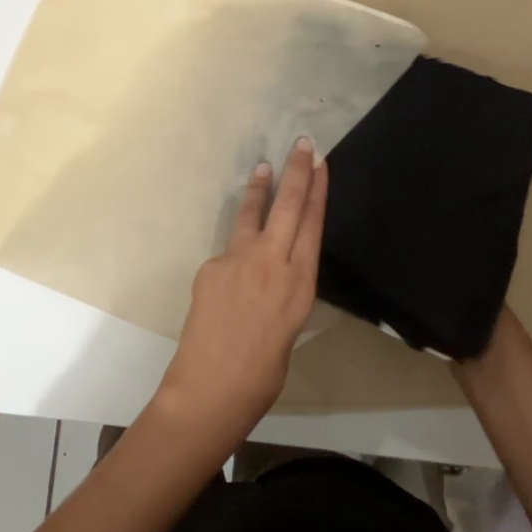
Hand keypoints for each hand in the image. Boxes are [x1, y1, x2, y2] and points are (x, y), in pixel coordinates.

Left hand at [154, 137, 328, 444]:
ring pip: (253, 216)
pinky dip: (234, 254)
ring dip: (260, 190)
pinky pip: (228, 253)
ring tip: (264, 167)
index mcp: (300, 283)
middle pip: (288, 207)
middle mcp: (272, 263)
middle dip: (296, 172)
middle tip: (301, 143)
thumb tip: (271, 278)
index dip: (317, 191)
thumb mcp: (288, 329)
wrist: (212, 388)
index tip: (320, 164)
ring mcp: (239, 260)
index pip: (312, 224)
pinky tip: (231, 277)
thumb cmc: (261, 375)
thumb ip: (283, 294)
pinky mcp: (211, 266)